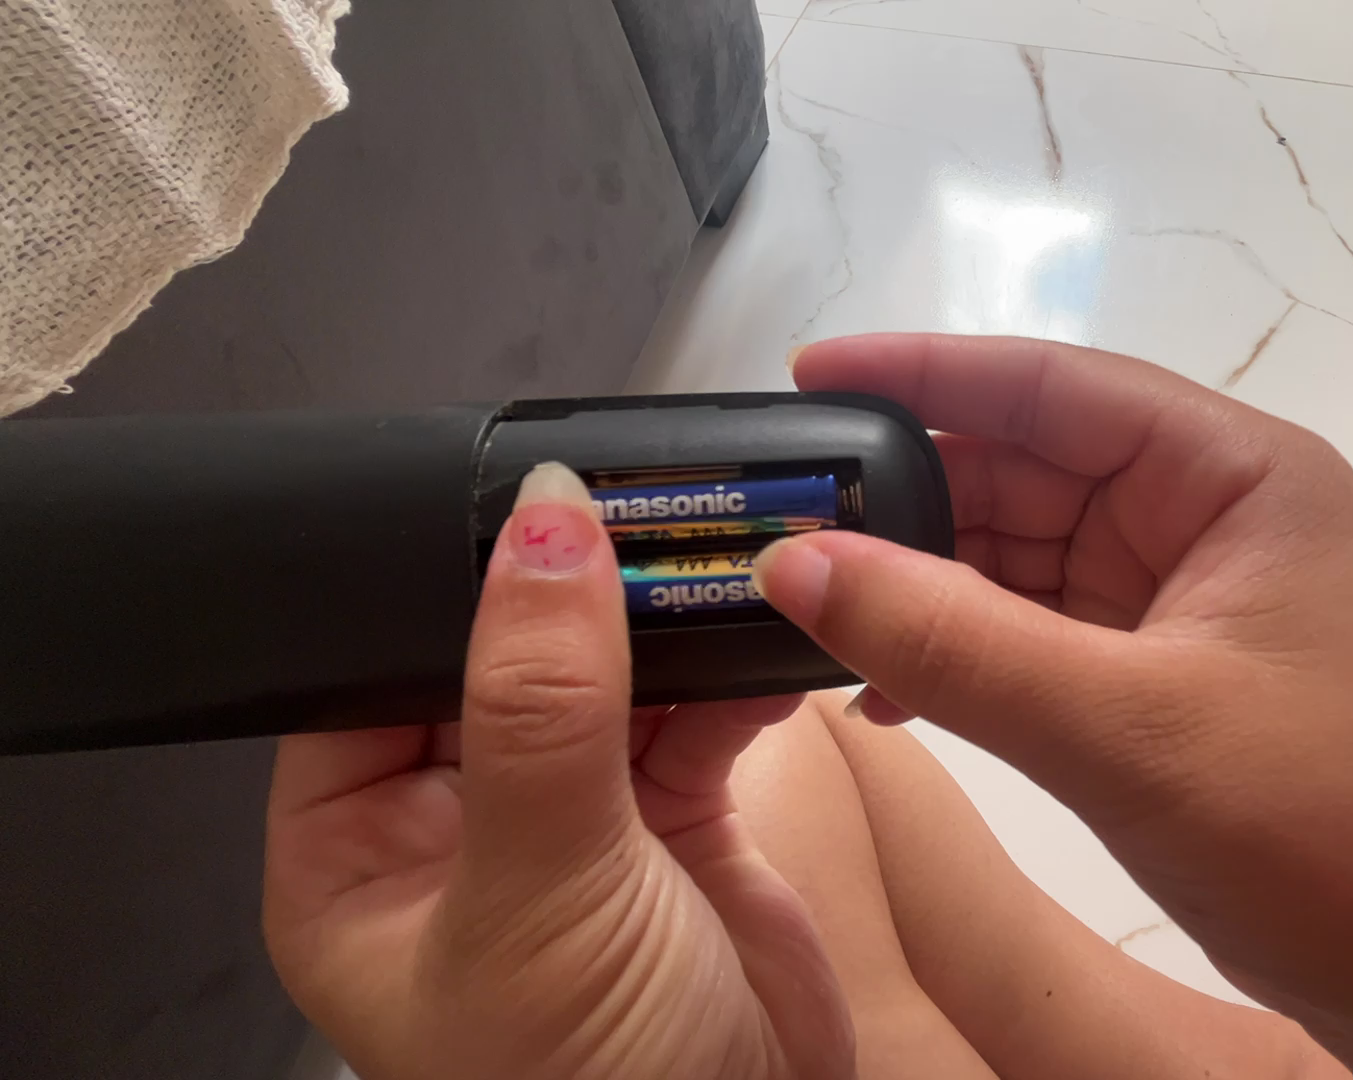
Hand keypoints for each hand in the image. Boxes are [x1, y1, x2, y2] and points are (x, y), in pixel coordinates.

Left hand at [263, 464, 852, 1079]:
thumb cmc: (590, 1076)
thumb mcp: (542, 887)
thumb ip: (541, 706)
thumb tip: (544, 528)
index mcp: (372, 843)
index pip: (382, 667)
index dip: (450, 581)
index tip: (534, 499)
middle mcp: (479, 815)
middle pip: (523, 657)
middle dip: (590, 593)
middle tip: (655, 514)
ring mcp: (594, 810)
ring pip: (628, 677)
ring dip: (679, 630)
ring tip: (725, 572)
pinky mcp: (687, 809)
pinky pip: (707, 712)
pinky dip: (741, 680)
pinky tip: (770, 658)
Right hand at [754, 335, 1352, 1079]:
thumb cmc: (1328, 837)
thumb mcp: (1123, 729)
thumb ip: (952, 644)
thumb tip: (797, 563)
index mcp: (1232, 474)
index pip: (1055, 387)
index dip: (925, 371)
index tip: (811, 375)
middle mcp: (1202, 511)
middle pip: (1025, 472)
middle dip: (909, 501)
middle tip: (791, 528)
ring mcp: (1175, 589)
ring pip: (1018, 555)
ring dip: (925, 587)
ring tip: (819, 614)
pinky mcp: (1153, 662)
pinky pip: (1031, 628)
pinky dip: (961, 650)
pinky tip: (891, 689)